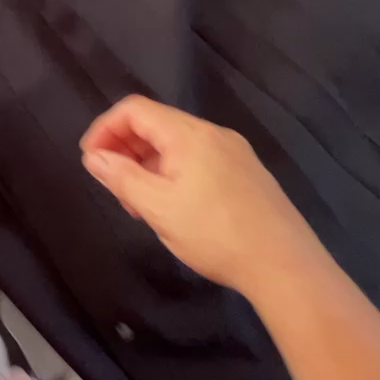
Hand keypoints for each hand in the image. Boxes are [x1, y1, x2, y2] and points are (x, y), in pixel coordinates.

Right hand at [81, 96, 328, 299]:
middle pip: (156, 124)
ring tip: (140, 203)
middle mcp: (213, 133)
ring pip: (176, 144)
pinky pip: (198, 159)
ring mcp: (234, 153)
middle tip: (113, 185)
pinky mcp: (247, 174)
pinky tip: (173, 207)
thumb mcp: (157, 208)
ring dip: (148, 164)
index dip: (105, 128)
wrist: (288, 269)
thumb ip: (121, 177)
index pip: (134, 110)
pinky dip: (173, 173)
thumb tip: (94, 157)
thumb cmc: (215, 234)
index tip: (91, 159)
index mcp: (188, 134)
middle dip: (125, 148)